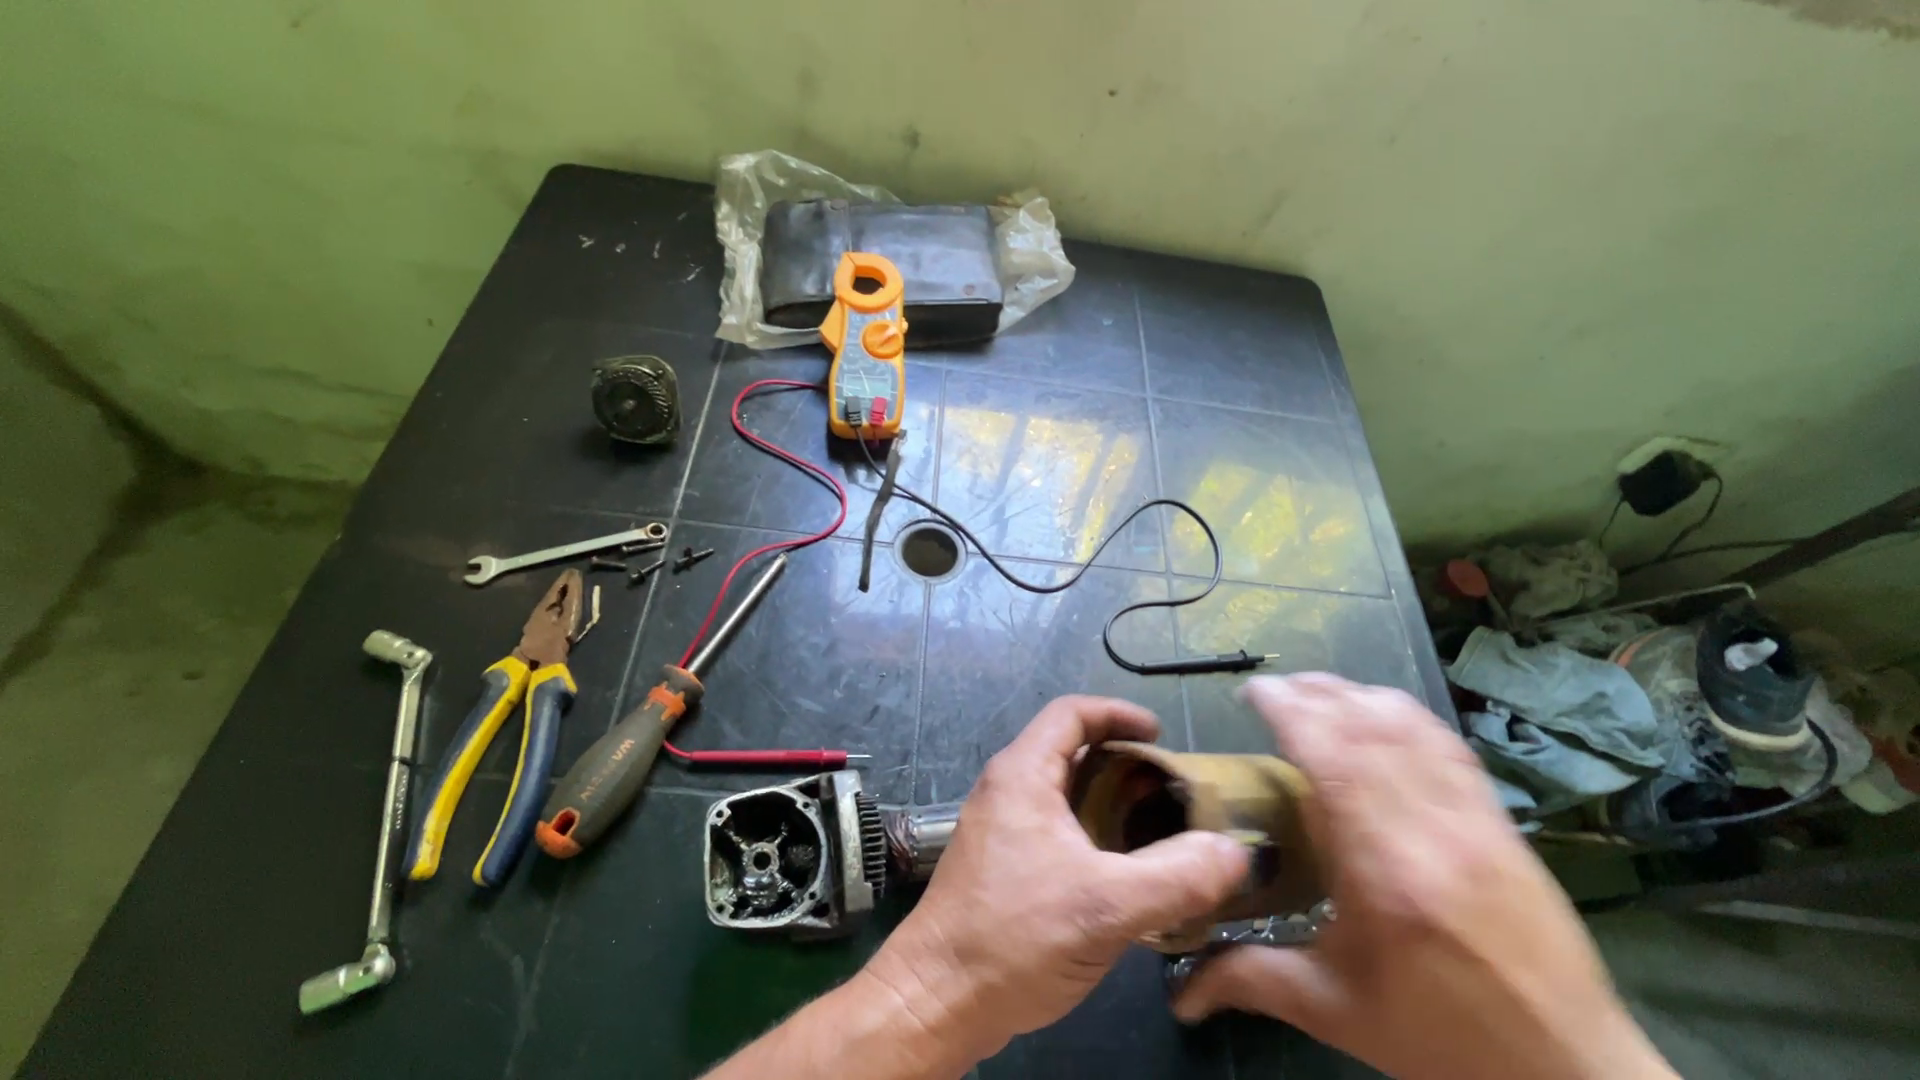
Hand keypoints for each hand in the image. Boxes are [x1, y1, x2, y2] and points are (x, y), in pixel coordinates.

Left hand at [864, 696, 1249, 1061]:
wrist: (939, 999)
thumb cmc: (1014, 938)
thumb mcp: (1107, 906)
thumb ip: (1177, 876)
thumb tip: (1235, 852)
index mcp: (1023, 776)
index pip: (1071, 713)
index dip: (1118, 713)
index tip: (1161, 736)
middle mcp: (1007, 791)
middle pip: (1070, 750)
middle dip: (1124, 761)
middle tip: (1172, 789)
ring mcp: (1001, 830)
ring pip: (1064, 794)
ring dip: (1110, 801)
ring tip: (1159, 829)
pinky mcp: (1002, 866)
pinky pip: (1055, 829)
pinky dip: (1093, 833)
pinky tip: (1124, 873)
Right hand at [1174, 675, 1675, 1079]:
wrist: (1567, 1070)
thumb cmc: (1441, 1040)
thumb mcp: (1334, 1011)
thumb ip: (1251, 978)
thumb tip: (1179, 992)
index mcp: (1384, 871)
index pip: (1333, 756)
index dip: (1290, 709)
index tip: (1252, 691)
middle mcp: (1434, 830)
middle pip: (1369, 729)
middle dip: (1315, 694)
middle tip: (1273, 688)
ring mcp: (1476, 821)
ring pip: (1413, 728)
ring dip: (1359, 697)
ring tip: (1318, 692)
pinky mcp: (1503, 825)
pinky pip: (1450, 748)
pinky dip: (1409, 717)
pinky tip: (1383, 714)